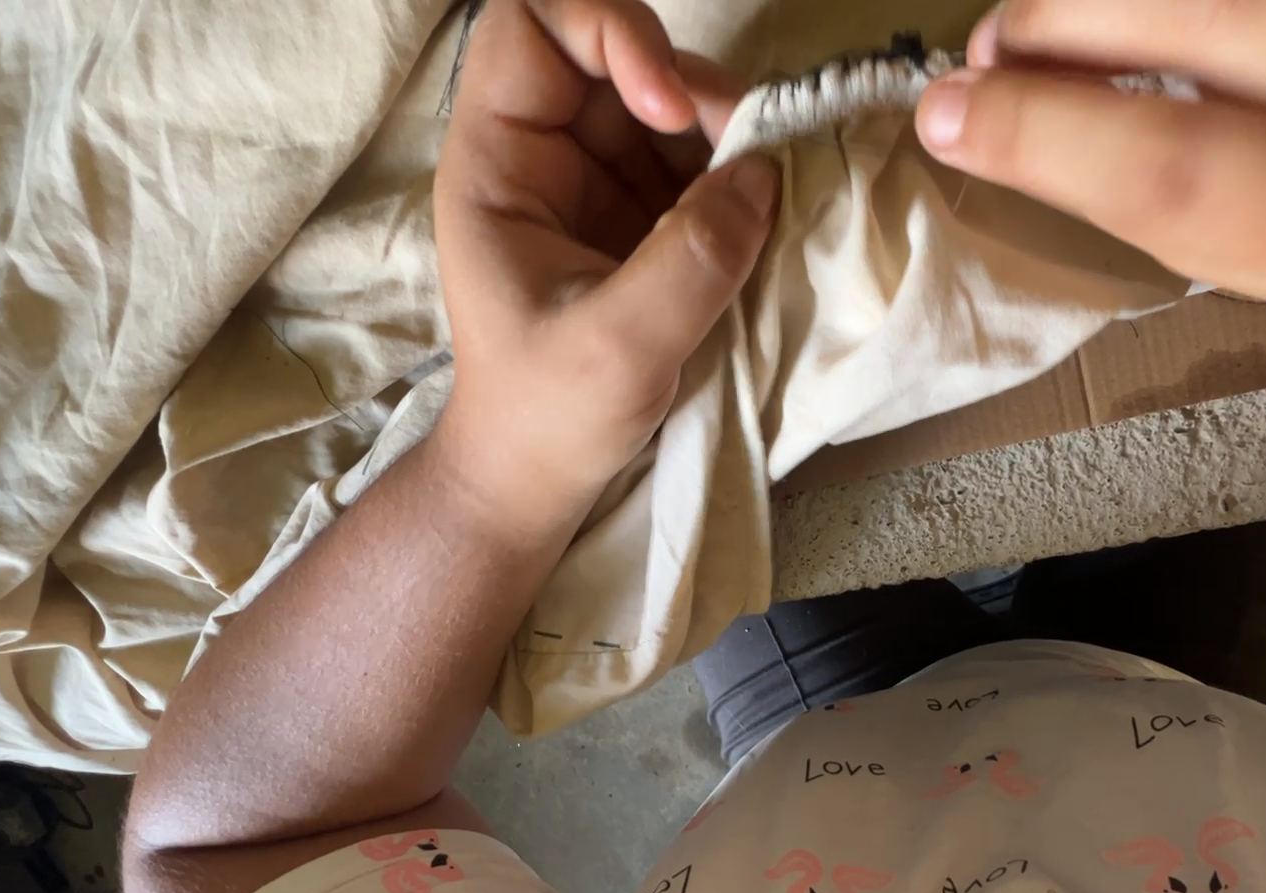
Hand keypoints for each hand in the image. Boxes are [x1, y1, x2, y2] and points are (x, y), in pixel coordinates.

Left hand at [434, 0, 778, 520]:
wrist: (543, 475)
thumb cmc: (552, 415)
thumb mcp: (620, 346)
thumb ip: (692, 259)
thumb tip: (763, 176)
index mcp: (500, 167)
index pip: (534, 30)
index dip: (608, 35)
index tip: (669, 111)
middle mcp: (548, 162)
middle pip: (621, 65)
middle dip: (694, 96)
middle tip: (755, 152)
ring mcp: (599, 195)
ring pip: (670, 118)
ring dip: (726, 141)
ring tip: (765, 194)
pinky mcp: (642, 232)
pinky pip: (696, 175)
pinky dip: (736, 185)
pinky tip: (759, 219)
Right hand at [915, 0, 1265, 317]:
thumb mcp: (1258, 255)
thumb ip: (1152, 186)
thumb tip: (1006, 110)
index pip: (1189, 171)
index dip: (1051, 134)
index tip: (947, 111)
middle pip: (1253, 12)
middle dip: (1087, 17)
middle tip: (1001, 37)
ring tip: (1064, 18)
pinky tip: (1155, 12)